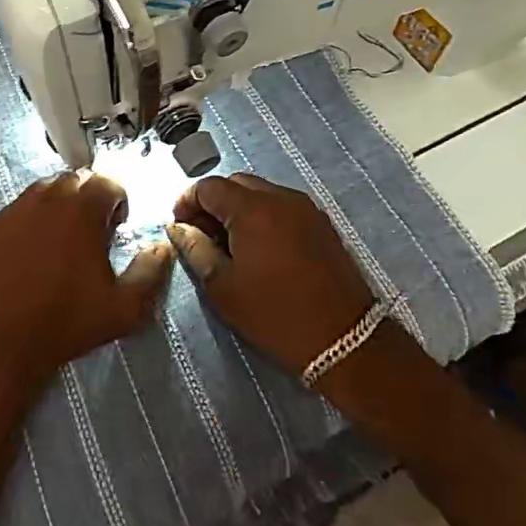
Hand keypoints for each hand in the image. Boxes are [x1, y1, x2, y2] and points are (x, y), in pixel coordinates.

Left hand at [0, 172, 173, 389]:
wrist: (2, 341)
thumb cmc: (67, 322)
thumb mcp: (125, 308)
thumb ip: (150, 272)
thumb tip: (162, 248)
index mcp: (81, 210)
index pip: (107, 182)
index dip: (118, 202)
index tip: (116, 230)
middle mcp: (46, 199)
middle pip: (75, 179)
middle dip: (89, 197)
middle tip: (93, 231)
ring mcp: (15, 210)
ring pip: (44, 189)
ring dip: (60, 203)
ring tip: (63, 238)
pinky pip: (19, 208)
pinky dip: (32, 218)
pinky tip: (33, 250)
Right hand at [169, 174, 376, 375]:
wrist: (346, 341)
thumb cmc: (275, 314)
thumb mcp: (223, 287)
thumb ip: (196, 249)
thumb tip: (179, 229)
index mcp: (253, 208)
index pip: (208, 186)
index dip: (186, 202)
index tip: (179, 227)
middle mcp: (281, 198)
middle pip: (235, 184)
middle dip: (212, 203)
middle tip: (201, 235)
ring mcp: (306, 209)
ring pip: (260, 193)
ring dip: (238, 210)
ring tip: (229, 245)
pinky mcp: (322, 225)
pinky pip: (282, 207)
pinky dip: (263, 217)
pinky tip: (258, 249)